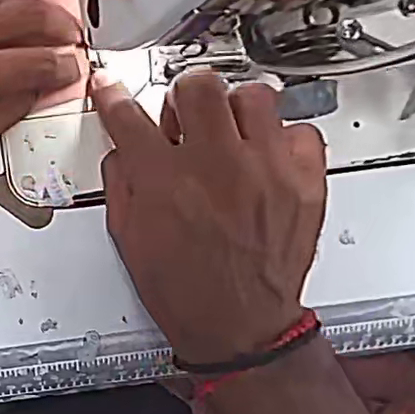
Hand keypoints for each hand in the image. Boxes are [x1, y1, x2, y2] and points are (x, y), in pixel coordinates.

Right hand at [92, 69, 327, 362]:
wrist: (238, 326)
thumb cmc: (184, 289)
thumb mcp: (129, 237)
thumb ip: (121, 184)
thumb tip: (122, 150)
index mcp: (163, 183)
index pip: (127, 117)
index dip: (112, 96)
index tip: (110, 87)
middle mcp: (216, 168)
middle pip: (198, 87)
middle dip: (183, 94)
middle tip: (183, 115)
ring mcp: (265, 171)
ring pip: (254, 96)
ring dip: (233, 110)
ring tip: (228, 134)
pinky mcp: (304, 183)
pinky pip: (300, 131)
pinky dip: (280, 138)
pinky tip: (264, 157)